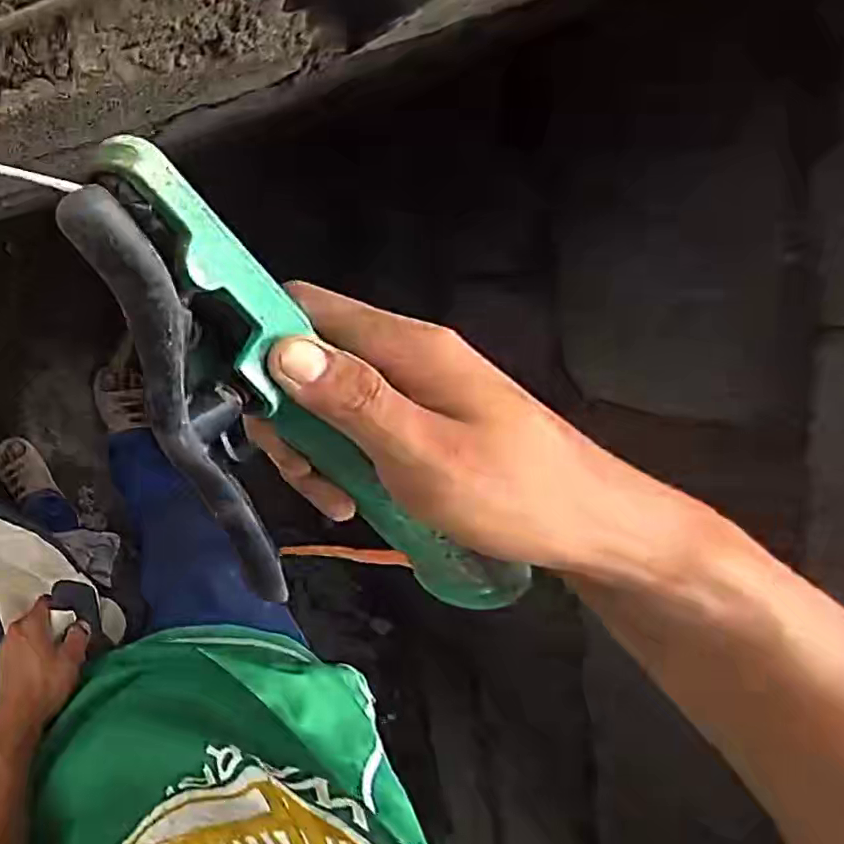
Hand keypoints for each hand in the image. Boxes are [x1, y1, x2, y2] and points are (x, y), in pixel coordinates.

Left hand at [0, 596, 89, 748]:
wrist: (18, 717)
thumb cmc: (43, 688)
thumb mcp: (70, 662)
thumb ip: (77, 638)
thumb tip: (80, 626)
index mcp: (29, 623)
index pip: (45, 603)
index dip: (60, 608)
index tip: (70, 619)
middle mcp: (14, 631)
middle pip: (34, 619)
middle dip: (49, 627)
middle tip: (65, 642)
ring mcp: (5, 647)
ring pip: (26, 635)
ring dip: (38, 642)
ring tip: (53, 660)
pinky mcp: (2, 664)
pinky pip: (18, 651)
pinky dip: (28, 655)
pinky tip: (38, 672)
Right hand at [244, 282, 711, 586]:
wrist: (606, 539)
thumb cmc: (518, 495)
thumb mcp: (425, 452)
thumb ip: (352, 398)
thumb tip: (281, 349)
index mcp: (402, 345)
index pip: (302, 304)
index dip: (257, 331)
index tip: (238, 388)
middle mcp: (395, 353)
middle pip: (298, 357)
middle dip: (280, 410)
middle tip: (294, 465)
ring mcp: (400, 386)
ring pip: (313, 396)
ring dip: (304, 444)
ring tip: (328, 494)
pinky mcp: (404, 416)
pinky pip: (341, 424)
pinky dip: (329, 457)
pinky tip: (347, 495)